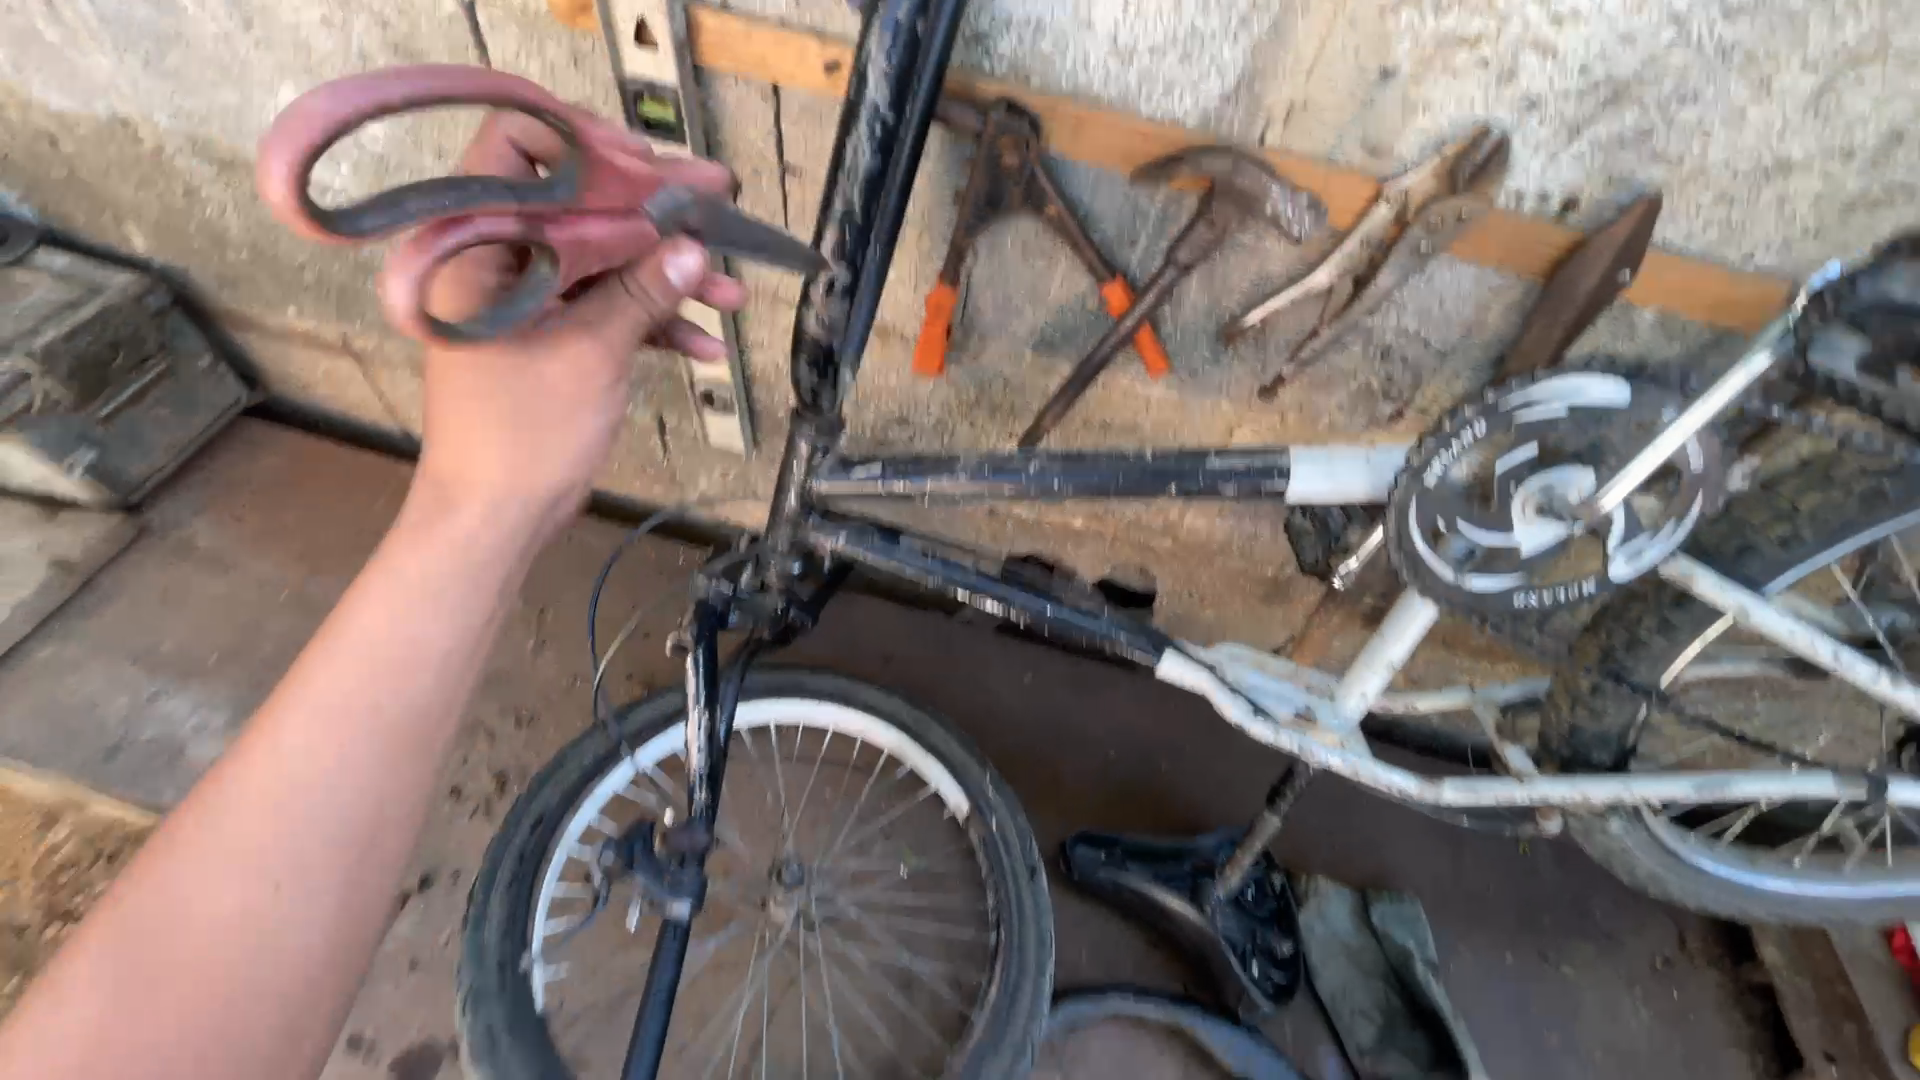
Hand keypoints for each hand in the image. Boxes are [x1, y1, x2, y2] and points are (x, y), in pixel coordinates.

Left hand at [409, 107, 747, 538]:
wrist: (500, 510)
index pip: (523, 150)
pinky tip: (703, 346)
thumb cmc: (523, 432)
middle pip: (582, 208)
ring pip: (606, 262)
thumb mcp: (590, 351)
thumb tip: (693, 248)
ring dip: (667, 279)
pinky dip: (654, 321)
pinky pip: (609, 308)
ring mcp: (530, 297)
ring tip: (729, 297)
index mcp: (473, 241)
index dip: (590, 150)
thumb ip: (641, 291)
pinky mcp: (555, 333)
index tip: (654, 171)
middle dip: (655, 219)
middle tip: (719, 211)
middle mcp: (497, 257)